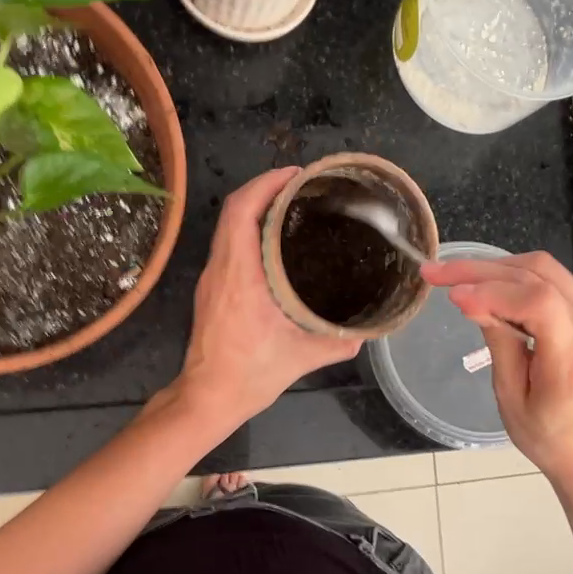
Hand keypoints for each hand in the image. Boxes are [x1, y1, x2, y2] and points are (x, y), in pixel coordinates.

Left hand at [170, 167, 360, 426]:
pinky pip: (227, 247)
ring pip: (227, 228)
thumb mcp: (300, 358)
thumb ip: (336, 343)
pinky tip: (272, 245)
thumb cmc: (248, 375)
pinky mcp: (210, 293)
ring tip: (289, 208)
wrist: (207, 398)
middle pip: (233, 211)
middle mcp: (220, 269)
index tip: (295, 175)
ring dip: (253, 210)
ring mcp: (211, 280)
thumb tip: (365, 334)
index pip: (243, 211)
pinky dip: (247, 232)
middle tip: (299, 187)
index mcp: (240, 275)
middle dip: (263, 189)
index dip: (266, 184)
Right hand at [421, 252, 572, 486]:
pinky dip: (515, 277)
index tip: (452, 294)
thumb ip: (498, 344)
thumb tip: (470, 300)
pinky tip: (487, 285)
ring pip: (544, 270)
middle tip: (437, 274)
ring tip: (456, 276)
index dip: (492, 291)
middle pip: (538, 276)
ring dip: (497, 268)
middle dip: (482, 270)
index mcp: (571, 360)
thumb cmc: (546, 436)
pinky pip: (552, 280)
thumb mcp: (510, 399)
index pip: (538, 303)